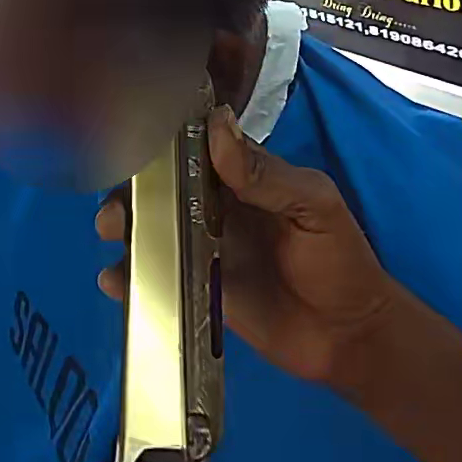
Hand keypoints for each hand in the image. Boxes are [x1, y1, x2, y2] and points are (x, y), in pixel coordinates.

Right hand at [96, 105, 401, 384]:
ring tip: (113, 231)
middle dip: (130, 184)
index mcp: (237, 175)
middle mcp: (209, 204)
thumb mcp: (313, 206)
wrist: (347, 338)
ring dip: (123, 222)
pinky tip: (116, 280)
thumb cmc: (338, 259)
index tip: (129, 128)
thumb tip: (217, 123)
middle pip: (158, 184)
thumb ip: (265, 173)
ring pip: (148, 224)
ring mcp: (197, 245)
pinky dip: (128, 275)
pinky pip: (153, 275)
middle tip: (118, 196)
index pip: (191, 143)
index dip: (159, 135)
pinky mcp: (191, 286)